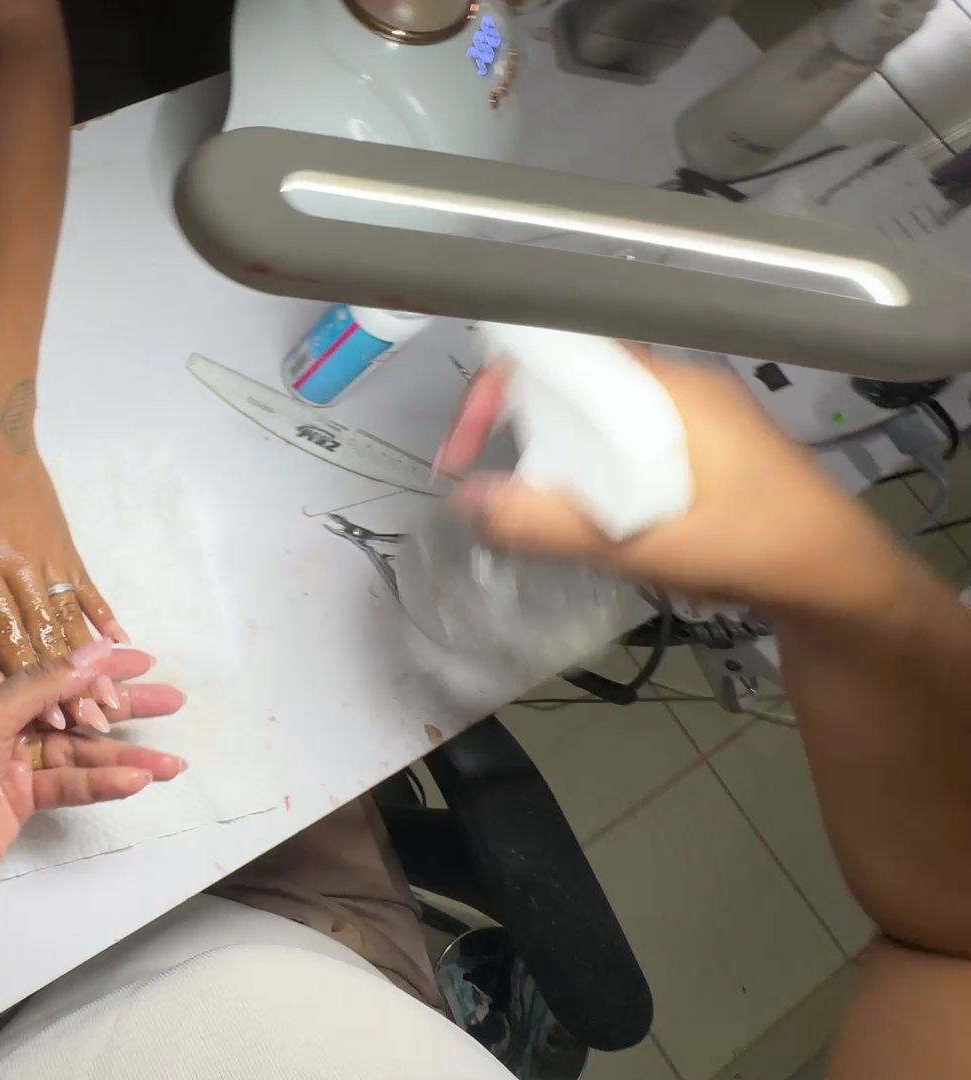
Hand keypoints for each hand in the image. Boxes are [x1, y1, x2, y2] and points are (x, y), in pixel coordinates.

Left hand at [0, 374, 127, 731]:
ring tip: (115, 696)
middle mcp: (20, 567)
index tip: (51, 716)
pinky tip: (121, 640)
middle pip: (48, 635)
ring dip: (93, 661)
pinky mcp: (65, 544)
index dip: (29, 680)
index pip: (7, 634)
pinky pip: (87, 585)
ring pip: (73, 617)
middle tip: (95, 722)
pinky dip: (104, 613)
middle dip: (71, 684)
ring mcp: (49, 555)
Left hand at [0, 642, 185, 905]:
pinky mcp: (27, 796)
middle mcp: (8, 717)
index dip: (100, 666)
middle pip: (76, 705)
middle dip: (124, 705)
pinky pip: (73, 783)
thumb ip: (45, 683)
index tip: (143, 661)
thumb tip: (96, 649)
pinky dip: (104, 784)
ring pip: (82, 750)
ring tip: (173, 761)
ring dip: (125, 755)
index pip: (55, 669)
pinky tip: (138, 781)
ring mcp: (19, 758)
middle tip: (173, 698)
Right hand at [435, 347, 904, 615]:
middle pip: (559, 383)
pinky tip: (560, 505)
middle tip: (471, 470)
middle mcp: (667, 394)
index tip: (468, 439)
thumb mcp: (647, 544)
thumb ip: (554, 525)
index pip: (563, 354)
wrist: (834, 585)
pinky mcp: (670, 449)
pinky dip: (559, 466)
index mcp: (669, 394)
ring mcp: (671, 420)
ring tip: (513, 498)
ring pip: (573, 415)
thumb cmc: (763, 550)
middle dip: (502, 421)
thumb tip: (467, 502)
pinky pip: (594, 441)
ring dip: (532, 451)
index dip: (500, 384)